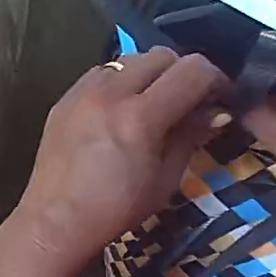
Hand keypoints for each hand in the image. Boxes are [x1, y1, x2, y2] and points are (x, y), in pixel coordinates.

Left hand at [6, 48, 230, 269]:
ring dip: (147, 75)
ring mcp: (81, 93)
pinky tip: (118, 110)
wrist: (56, 221)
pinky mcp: (63, 100)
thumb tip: (216, 111)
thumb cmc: (115, 208)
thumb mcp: (165, 179)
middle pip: (160, 56)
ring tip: (151, 105)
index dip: (215, 79)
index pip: (192, 70)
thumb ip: (190, 136)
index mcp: (139, 117)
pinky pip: (99, 75)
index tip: (219, 97)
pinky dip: (117, 83)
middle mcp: (109, 95)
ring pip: (127, 60)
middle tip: (187, 101)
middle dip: (181, 73)